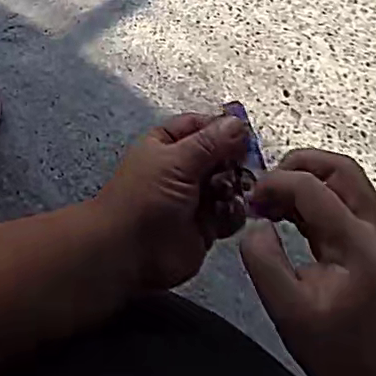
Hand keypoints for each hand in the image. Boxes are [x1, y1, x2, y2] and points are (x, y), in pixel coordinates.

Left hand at [90, 113, 252, 291]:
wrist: (128, 253)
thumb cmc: (145, 198)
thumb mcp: (176, 161)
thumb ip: (210, 143)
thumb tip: (237, 122)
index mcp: (167, 143)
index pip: (201, 126)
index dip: (223, 128)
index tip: (247, 134)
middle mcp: (182, 167)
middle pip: (219, 154)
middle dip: (234, 160)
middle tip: (246, 167)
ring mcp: (195, 197)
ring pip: (229, 183)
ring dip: (236, 187)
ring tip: (231, 193)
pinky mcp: (206, 226)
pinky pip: (230, 212)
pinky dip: (234, 212)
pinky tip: (229, 212)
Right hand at [240, 151, 375, 375]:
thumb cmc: (339, 357)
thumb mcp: (286, 311)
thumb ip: (263, 259)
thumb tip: (256, 223)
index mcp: (359, 247)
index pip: (313, 187)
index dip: (275, 183)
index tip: (251, 200)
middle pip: (341, 169)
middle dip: (299, 165)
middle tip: (268, 185)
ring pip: (347, 181)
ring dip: (308, 179)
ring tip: (276, 202)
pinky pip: (347, 203)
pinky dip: (317, 198)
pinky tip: (292, 219)